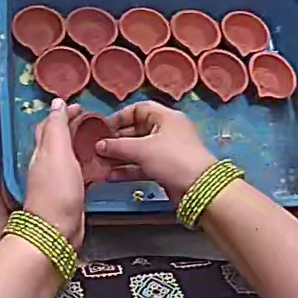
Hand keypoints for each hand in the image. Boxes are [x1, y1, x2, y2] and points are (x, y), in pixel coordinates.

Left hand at [23, 99, 87, 248]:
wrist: (57, 231)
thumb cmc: (55, 192)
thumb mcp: (56, 152)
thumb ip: (57, 127)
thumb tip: (56, 103)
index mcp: (42, 151)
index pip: (50, 125)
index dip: (63, 113)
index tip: (81, 107)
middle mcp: (48, 164)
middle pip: (59, 140)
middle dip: (73, 127)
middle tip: (92, 120)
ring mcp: (59, 181)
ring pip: (70, 157)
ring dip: (82, 146)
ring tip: (99, 139)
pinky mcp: (70, 196)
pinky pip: (80, 175)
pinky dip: (89, 167)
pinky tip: (100, 168)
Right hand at [97, 102, 218, 197]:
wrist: (199, 187)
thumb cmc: (173, 158)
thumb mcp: (142, 149)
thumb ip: (117, 146)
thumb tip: (98, 145)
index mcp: (166, 117)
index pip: (139, 109)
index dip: (120, 117)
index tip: (103, 128)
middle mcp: (167, 131)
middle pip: (136, 131)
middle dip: (116, 140)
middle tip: (98, 147)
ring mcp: (166, 151)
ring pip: (138, 150)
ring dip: (119, 157)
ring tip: (100, 163)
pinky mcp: (165, 169)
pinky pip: (142, 166)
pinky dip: (128, 170)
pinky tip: (111, 176)